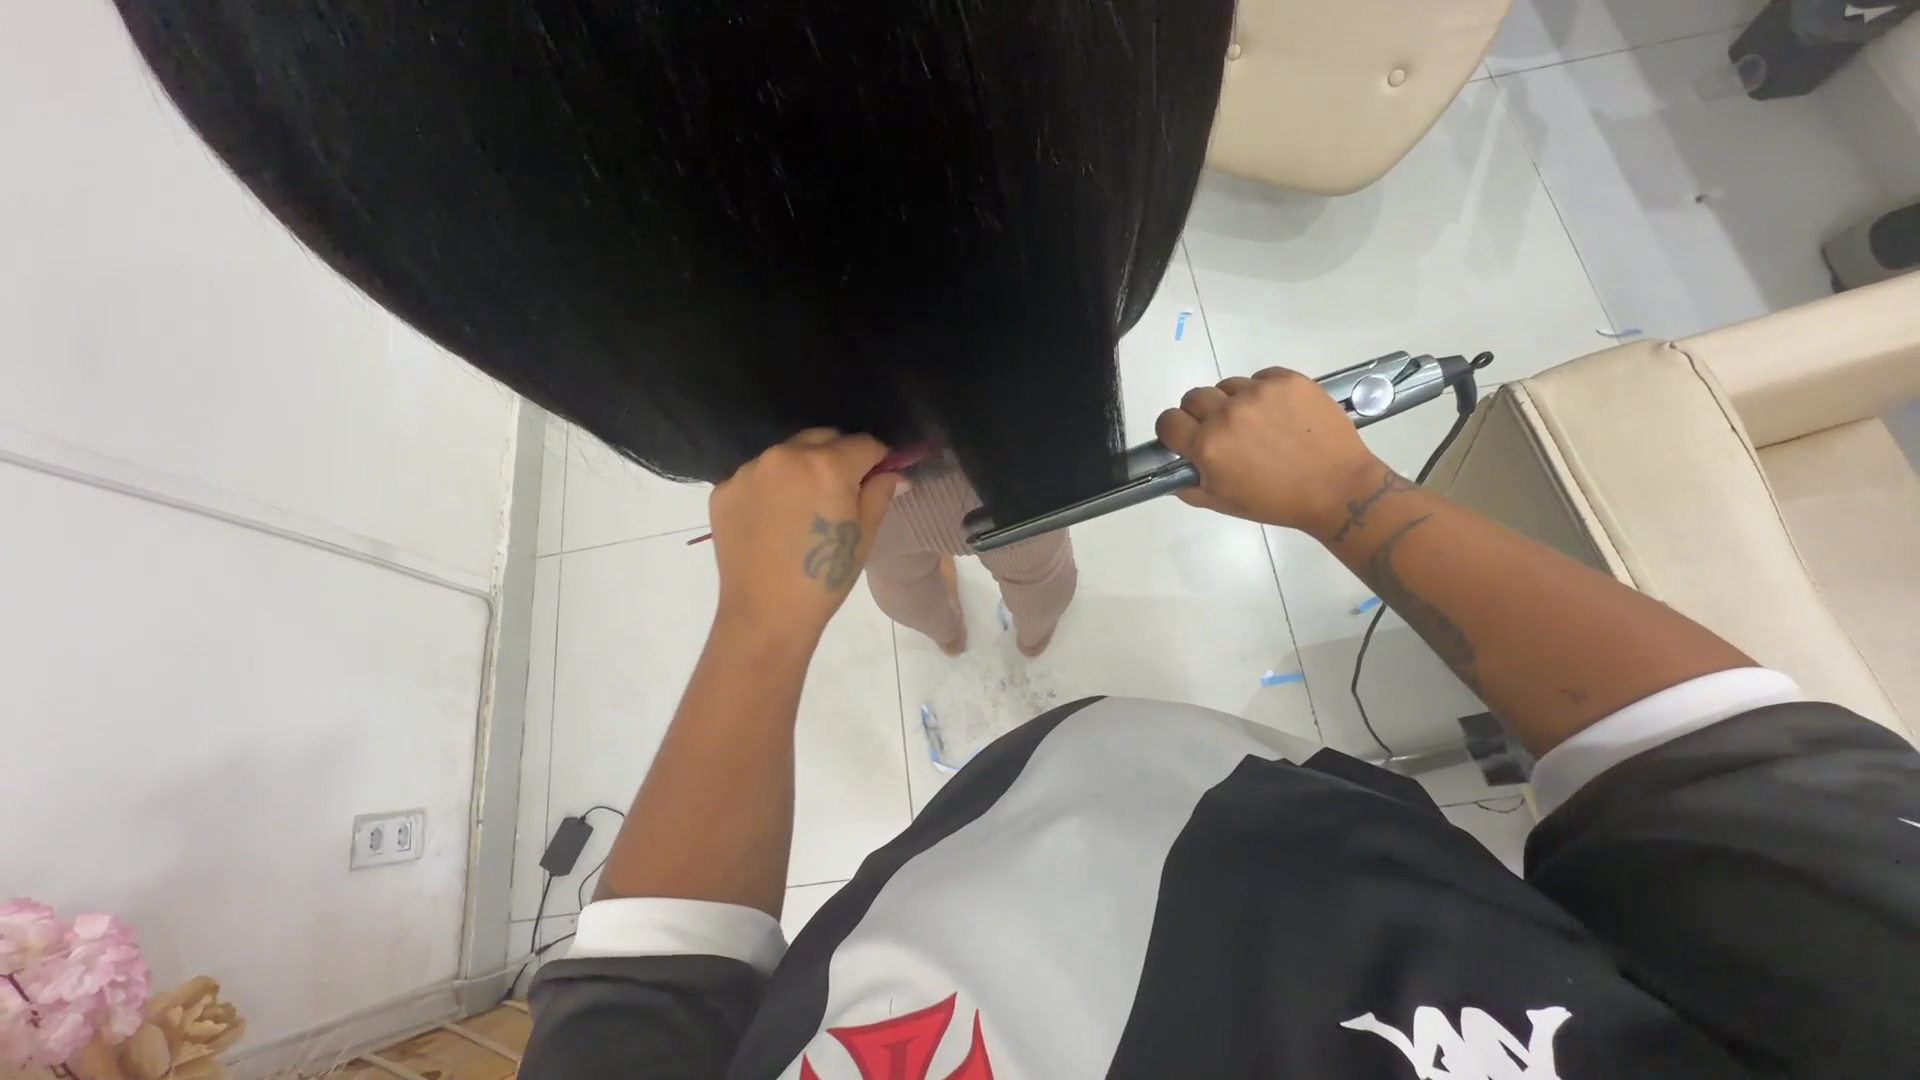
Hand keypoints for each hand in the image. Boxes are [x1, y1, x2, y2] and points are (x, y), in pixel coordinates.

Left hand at [707, 429, 903, 647]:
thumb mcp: (864, 535)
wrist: (765, 615)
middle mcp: (785, 455)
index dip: (877, 461)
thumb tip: (893, 473)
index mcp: (827, 465)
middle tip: (840, 494)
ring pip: (787, 455)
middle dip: (838, 457)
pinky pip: (758, 476)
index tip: (878, 479)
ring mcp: (749, 470)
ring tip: (802, 510)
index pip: (864, 443)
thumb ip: (879, 492)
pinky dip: (771, 489)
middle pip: (823, 439)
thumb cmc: (824, 578)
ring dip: (801, 470)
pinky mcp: (725, 490)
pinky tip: (774, 522)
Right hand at [1155, 367, 1389, 534]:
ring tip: (1256, 422)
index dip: (1173, 430)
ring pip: (1228, 386)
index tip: (1185, 436)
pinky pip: (1261, 377)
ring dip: (1232, 401)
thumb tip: (1174, 473)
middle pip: (1194, 397)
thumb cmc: (1276, 501)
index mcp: (1207, 445)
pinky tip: (1278, 412)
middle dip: (1200, 413)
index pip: (1168, 421)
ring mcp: (1259, 393)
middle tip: (1222, 430)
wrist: (1336, 488)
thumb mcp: (1222, 503)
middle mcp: (1228, 413)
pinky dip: (1263, 392)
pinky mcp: (1287, 380)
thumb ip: (1189, 487)